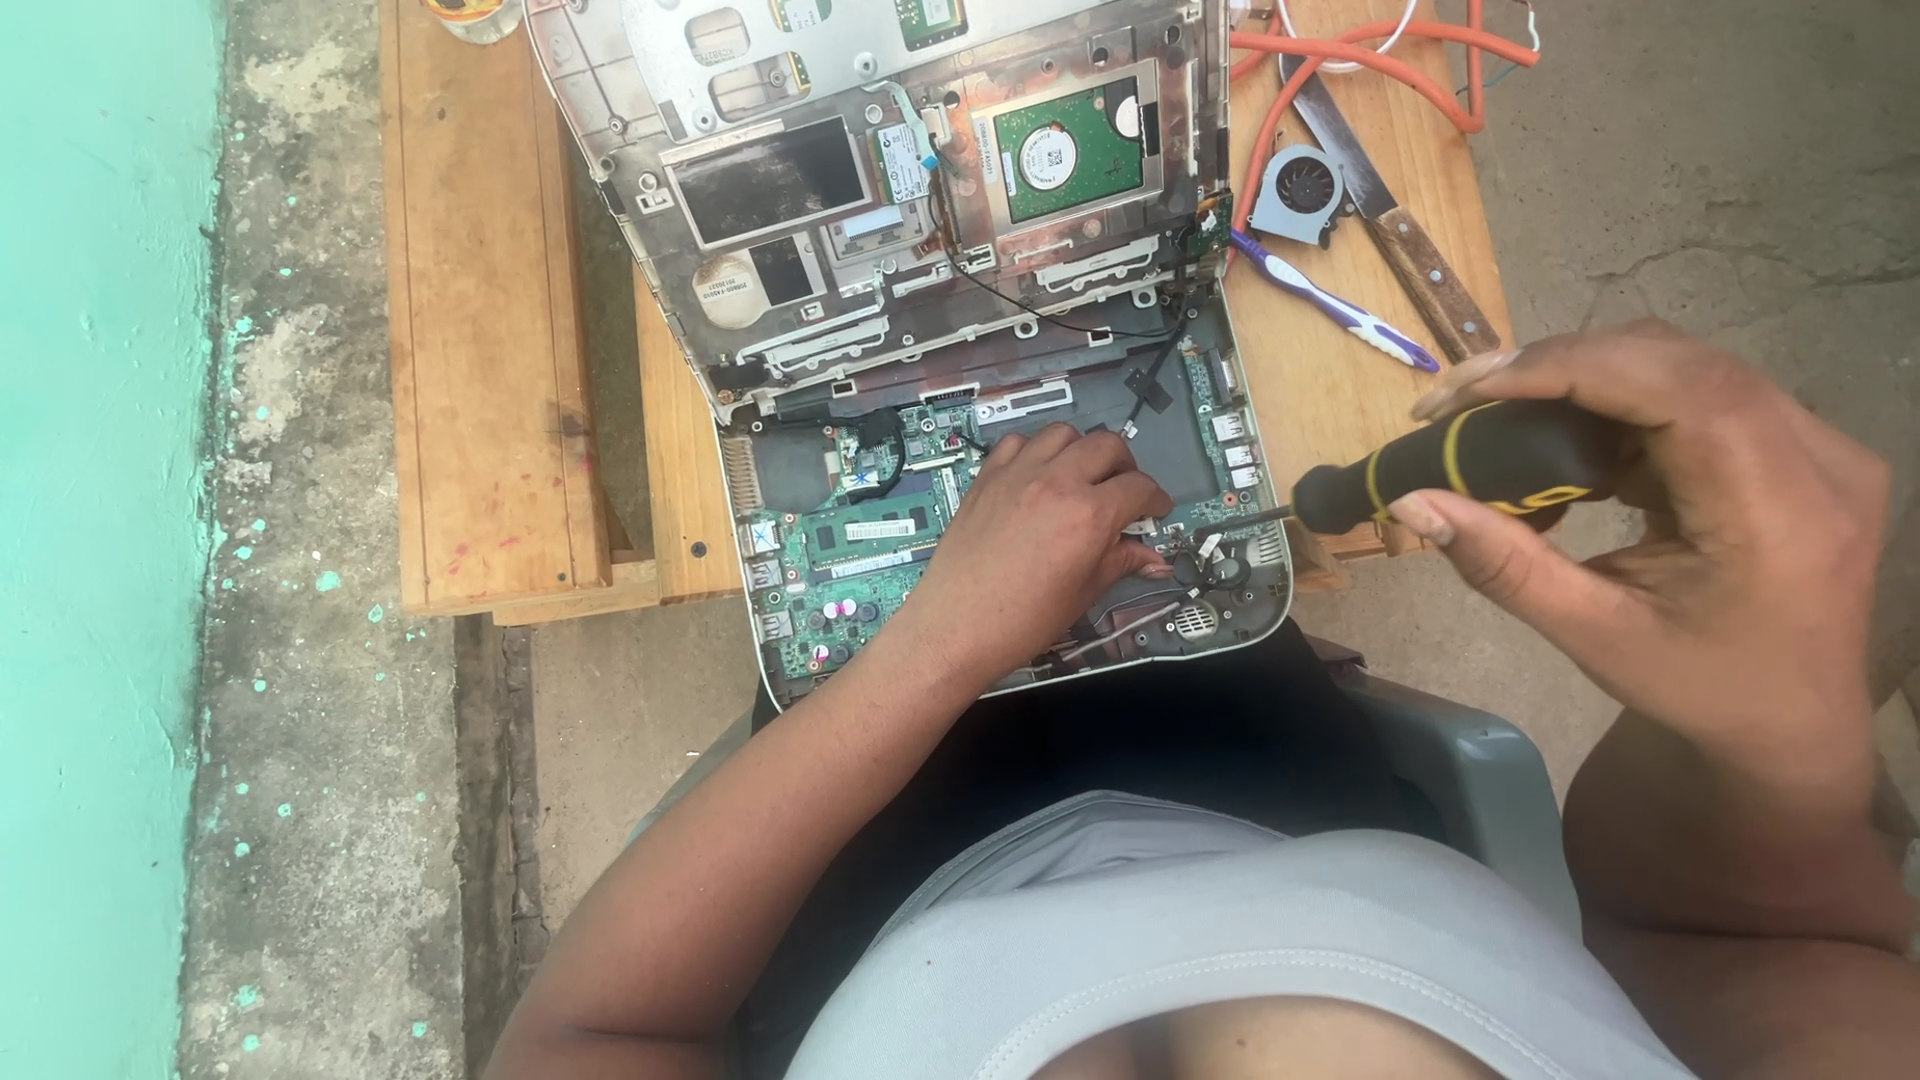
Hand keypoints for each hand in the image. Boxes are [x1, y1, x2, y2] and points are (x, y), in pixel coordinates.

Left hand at [892, 423, 1172, 686]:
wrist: (956, 627)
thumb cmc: (1019, 621)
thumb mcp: (1082, 594)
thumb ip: (1120, 562)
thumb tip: (1152, 558)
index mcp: (1087, 516)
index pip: (1139, 487)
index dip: (1155, 499)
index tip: (1155, 510)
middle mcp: (1055, 483)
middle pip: (1107, 445)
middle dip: (1125, 466)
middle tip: (1124, 491)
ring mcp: (1016, 475)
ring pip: (1063, 433)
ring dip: (1081, 449)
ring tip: (1082, 476)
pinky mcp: (986, 479)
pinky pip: (1017, 442)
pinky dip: (1034, 450)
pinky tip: (1037, 474)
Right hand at [1387, 321, 1888, 773]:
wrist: (1789, 717)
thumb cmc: (1697, 686)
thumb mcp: (1587, 631)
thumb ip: (1499, 563)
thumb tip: (1408, 501)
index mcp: (1777, 511)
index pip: (1683, 391)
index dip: (1571, 369)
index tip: (1473, 390)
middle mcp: (1813, 457)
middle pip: (1675, 361)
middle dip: (1553, 365)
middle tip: (1456, 400)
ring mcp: (1805, 446)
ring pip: (1674, 367)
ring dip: (1571, 382)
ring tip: (1488, 420)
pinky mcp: (1779, 448)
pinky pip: (1678, 396)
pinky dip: (1597, 409)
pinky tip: (1549, 450)